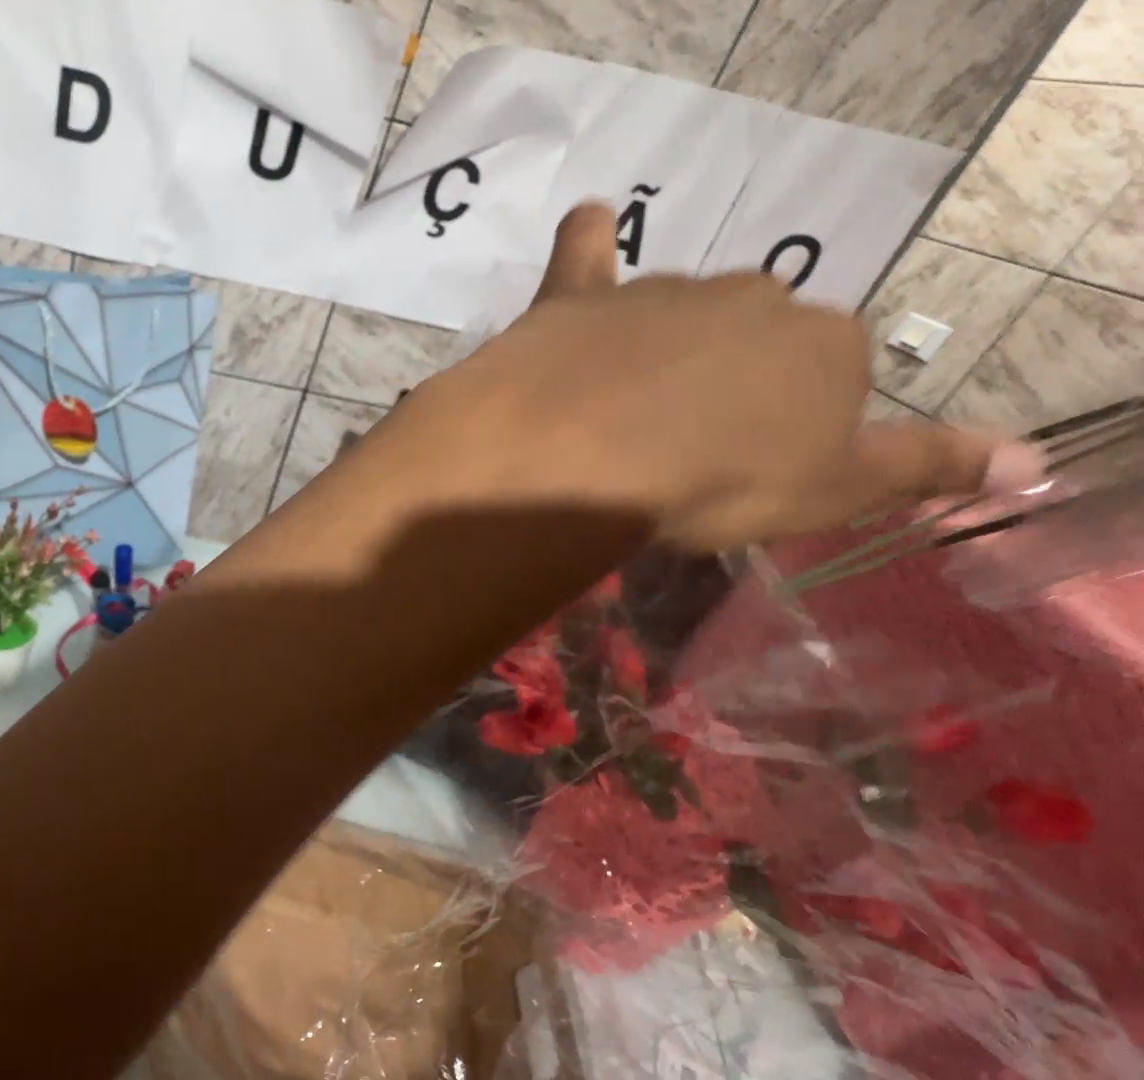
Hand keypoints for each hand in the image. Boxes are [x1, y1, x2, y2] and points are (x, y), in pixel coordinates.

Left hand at [386, 203, 1040, 550]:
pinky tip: (590, 227)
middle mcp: (751, 298)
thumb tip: (1027, 456)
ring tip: (619, 409)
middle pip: (751, 335)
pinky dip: (588, 240)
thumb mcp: (831, 493)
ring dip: (660, 348)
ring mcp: (661, 291)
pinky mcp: (579, 294)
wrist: (585, 455)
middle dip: (728, 380)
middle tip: (684, 442)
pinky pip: (585, 249)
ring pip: (676, 312)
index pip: (830, 374)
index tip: (752, 463)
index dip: (791, 422)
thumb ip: (920, 466)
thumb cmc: (716, 483)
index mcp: (825, 343)